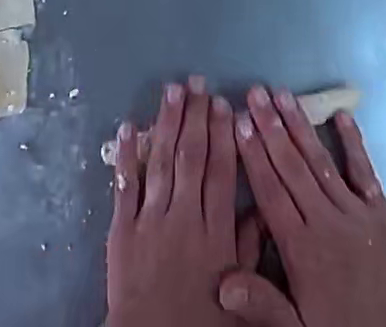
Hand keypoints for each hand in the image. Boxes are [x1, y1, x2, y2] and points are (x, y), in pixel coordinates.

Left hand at [107, 77, 241, 326]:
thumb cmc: (201, 321)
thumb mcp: (238, 287)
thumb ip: (248, 246)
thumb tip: (263, 207)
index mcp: (215, 231)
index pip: (222, 171)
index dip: (223, 135)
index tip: (224, 104)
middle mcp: (184, 215)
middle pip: (191, 156)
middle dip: (195, 116)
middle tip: (197, 82)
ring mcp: (150, 217)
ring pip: (160, 160)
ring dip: (166, 122)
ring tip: (171, 90)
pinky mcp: (122, 226)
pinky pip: (124, 184)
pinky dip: (126, 154)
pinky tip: (128, 126)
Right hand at [225, 85, 385, 326]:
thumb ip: (264, 306)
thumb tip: (222, 284)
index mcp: (303, 249)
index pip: (271, 191)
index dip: (252, 155)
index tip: (237, 122)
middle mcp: (327, 222)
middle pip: (292, 167)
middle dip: (270, 127)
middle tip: (253, 92)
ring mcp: (356, 213)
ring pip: (321, 162)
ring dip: (300, 125)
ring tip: (281, 94)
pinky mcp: (381, 211)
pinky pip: (363, 171)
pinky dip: (353, 143)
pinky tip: (341, 115)